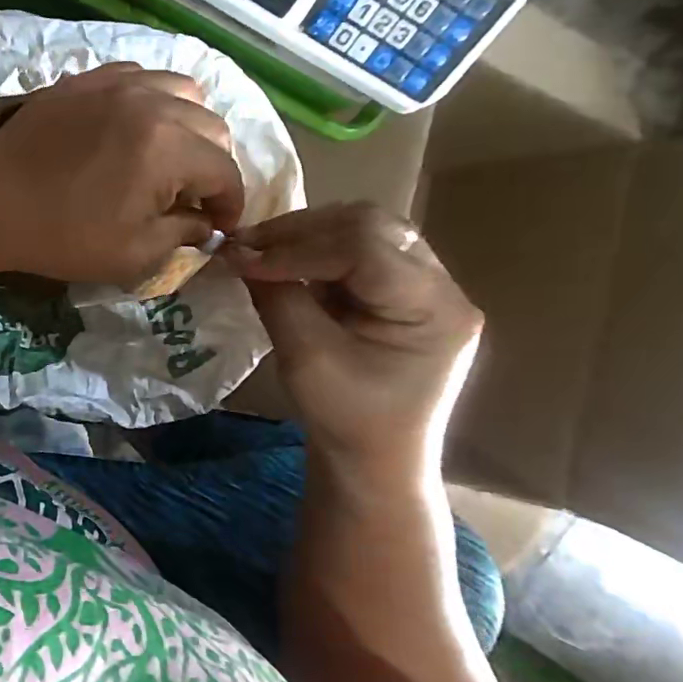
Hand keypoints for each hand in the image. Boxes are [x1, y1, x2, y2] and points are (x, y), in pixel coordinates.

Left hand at [0, 64, 243, 285]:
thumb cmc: (60, 235)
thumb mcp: (132, 254)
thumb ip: (183, 235)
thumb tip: (206, 223)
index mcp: (168, 148)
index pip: (226, 171)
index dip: (230, 205)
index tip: (217, 227)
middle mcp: (153, 102)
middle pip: (213, 127)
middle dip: (213, 166)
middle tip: (191, 196)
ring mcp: (118, 82)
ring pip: (184, 91)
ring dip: (189, 126)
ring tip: (169, 156)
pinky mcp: (88, 78)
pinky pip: (143, 75)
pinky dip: (154, 99)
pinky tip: (136, 126)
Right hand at [221, 203, 480, 478]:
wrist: (373, 456)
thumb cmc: (346, 418)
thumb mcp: (306, 358)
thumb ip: (278, 298)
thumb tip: (239, 254)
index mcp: (435, 310)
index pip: (363, 249)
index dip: (296, 247)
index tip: (241, 258)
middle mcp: (442, 287)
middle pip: (370, 224)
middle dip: (301, 230)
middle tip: (247, 246)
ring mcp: (425, 284)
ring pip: (364, 227)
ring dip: (306, 233)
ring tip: (261, 250)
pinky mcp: (401, 287)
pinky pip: (358, 245)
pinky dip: (314, 246)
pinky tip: (283, 260)